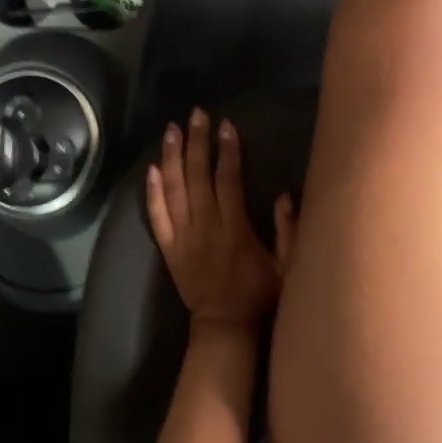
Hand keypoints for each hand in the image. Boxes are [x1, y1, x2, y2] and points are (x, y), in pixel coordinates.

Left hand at [147, 109, 295, 329]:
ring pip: (174, 191)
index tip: (226, 125)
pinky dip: (152, 192)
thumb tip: (285, 194)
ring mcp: (183, 238)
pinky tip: (152, 168)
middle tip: (197, 114)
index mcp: (235, 230)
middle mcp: (206, 229)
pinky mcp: (169, 249)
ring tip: (172, 129)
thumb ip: (289, 231)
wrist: (224, 328)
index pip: (228, 181)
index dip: (227, 151)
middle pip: (198, 178)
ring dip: (173, 157)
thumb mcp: (288, 267)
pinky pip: (157, 217)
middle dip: (197, 142)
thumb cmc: (260, 295)